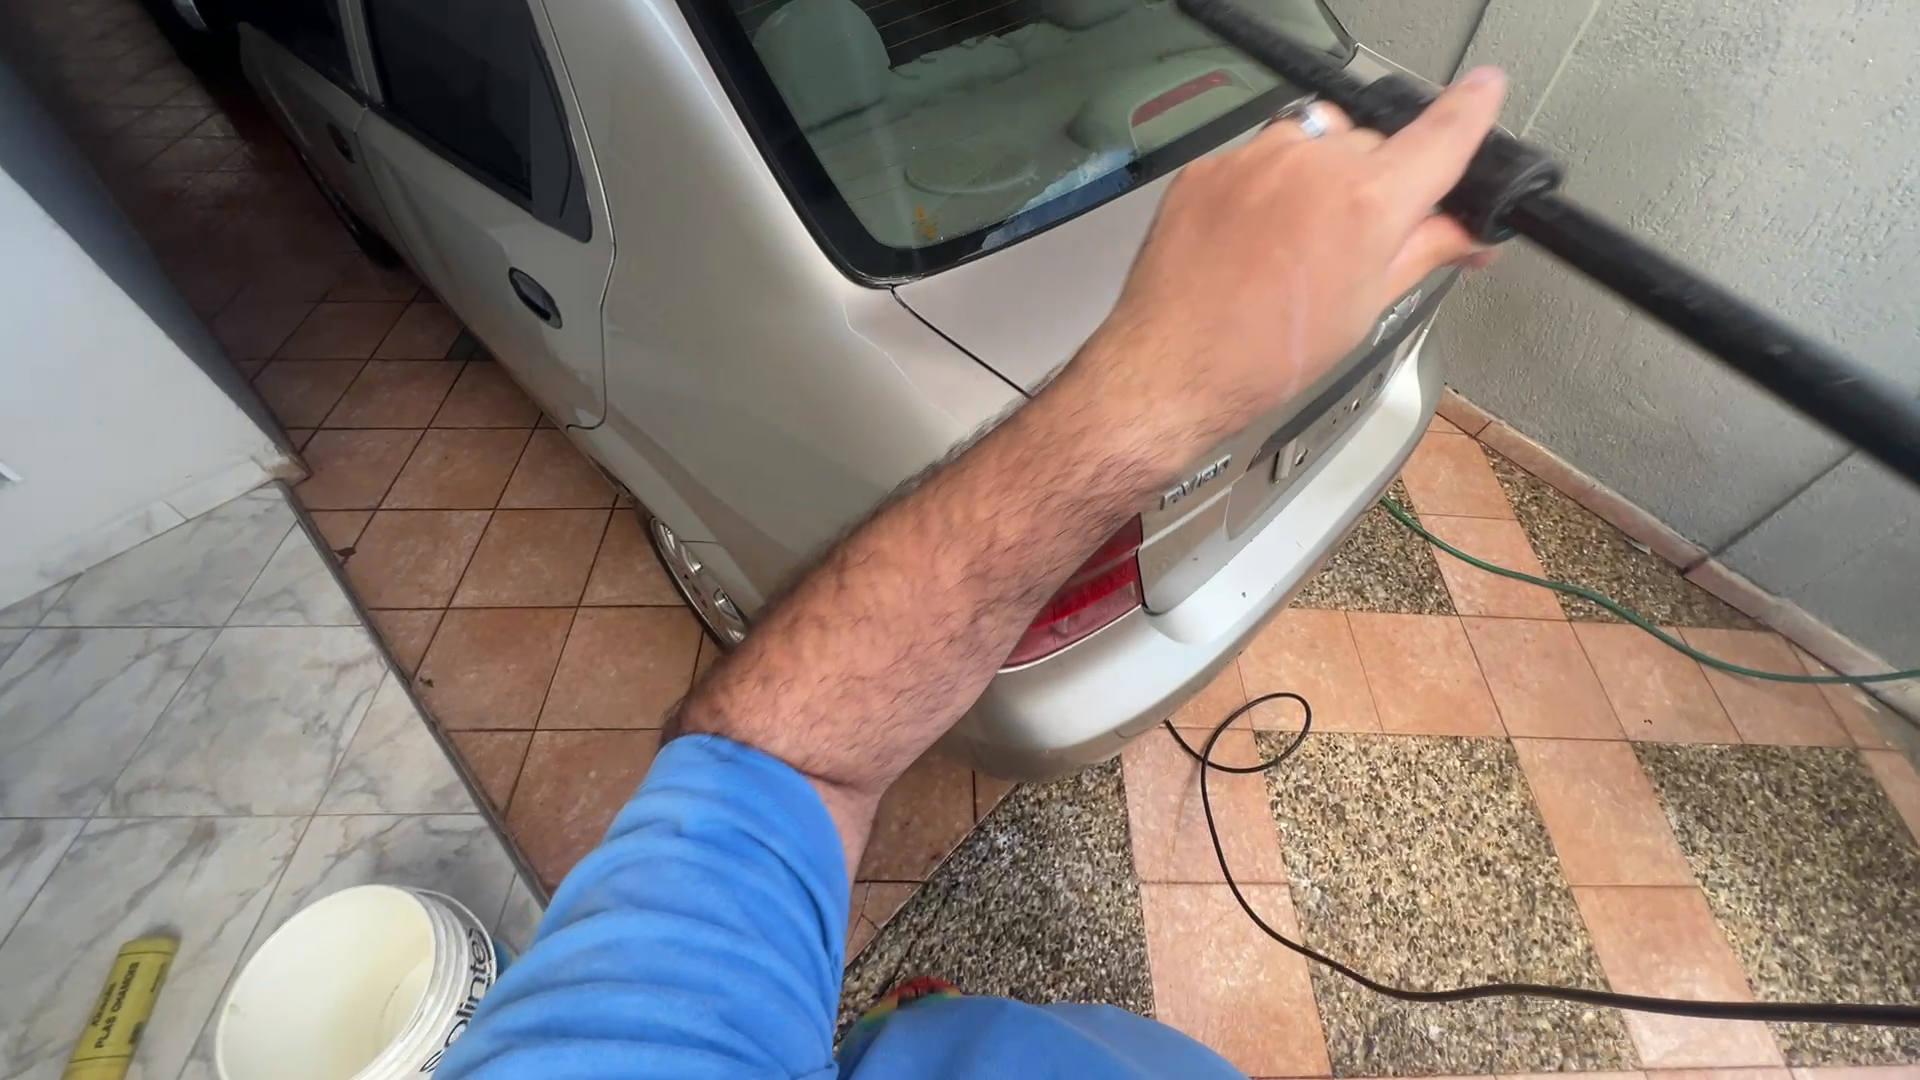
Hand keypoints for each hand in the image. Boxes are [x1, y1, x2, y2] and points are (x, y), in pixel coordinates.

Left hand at [1071, 68, 1508, 469]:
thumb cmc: (1252, 363)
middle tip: (1348, 244)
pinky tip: (1246, 243)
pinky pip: (1251, 163)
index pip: (1445, 132)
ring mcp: (1248, 165)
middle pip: (1371, 147)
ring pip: (1309, 147)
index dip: (1471, 114)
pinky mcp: (1203, 173)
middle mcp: (1306, 168)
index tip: (1480, 99)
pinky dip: (1259, 192)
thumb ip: (1421, 253)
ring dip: (1313, 182)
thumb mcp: (1360, 314)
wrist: (1166, 373)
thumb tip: (1464, 231)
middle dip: (1372, 187)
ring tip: (1286, 250)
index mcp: (1363, 203)